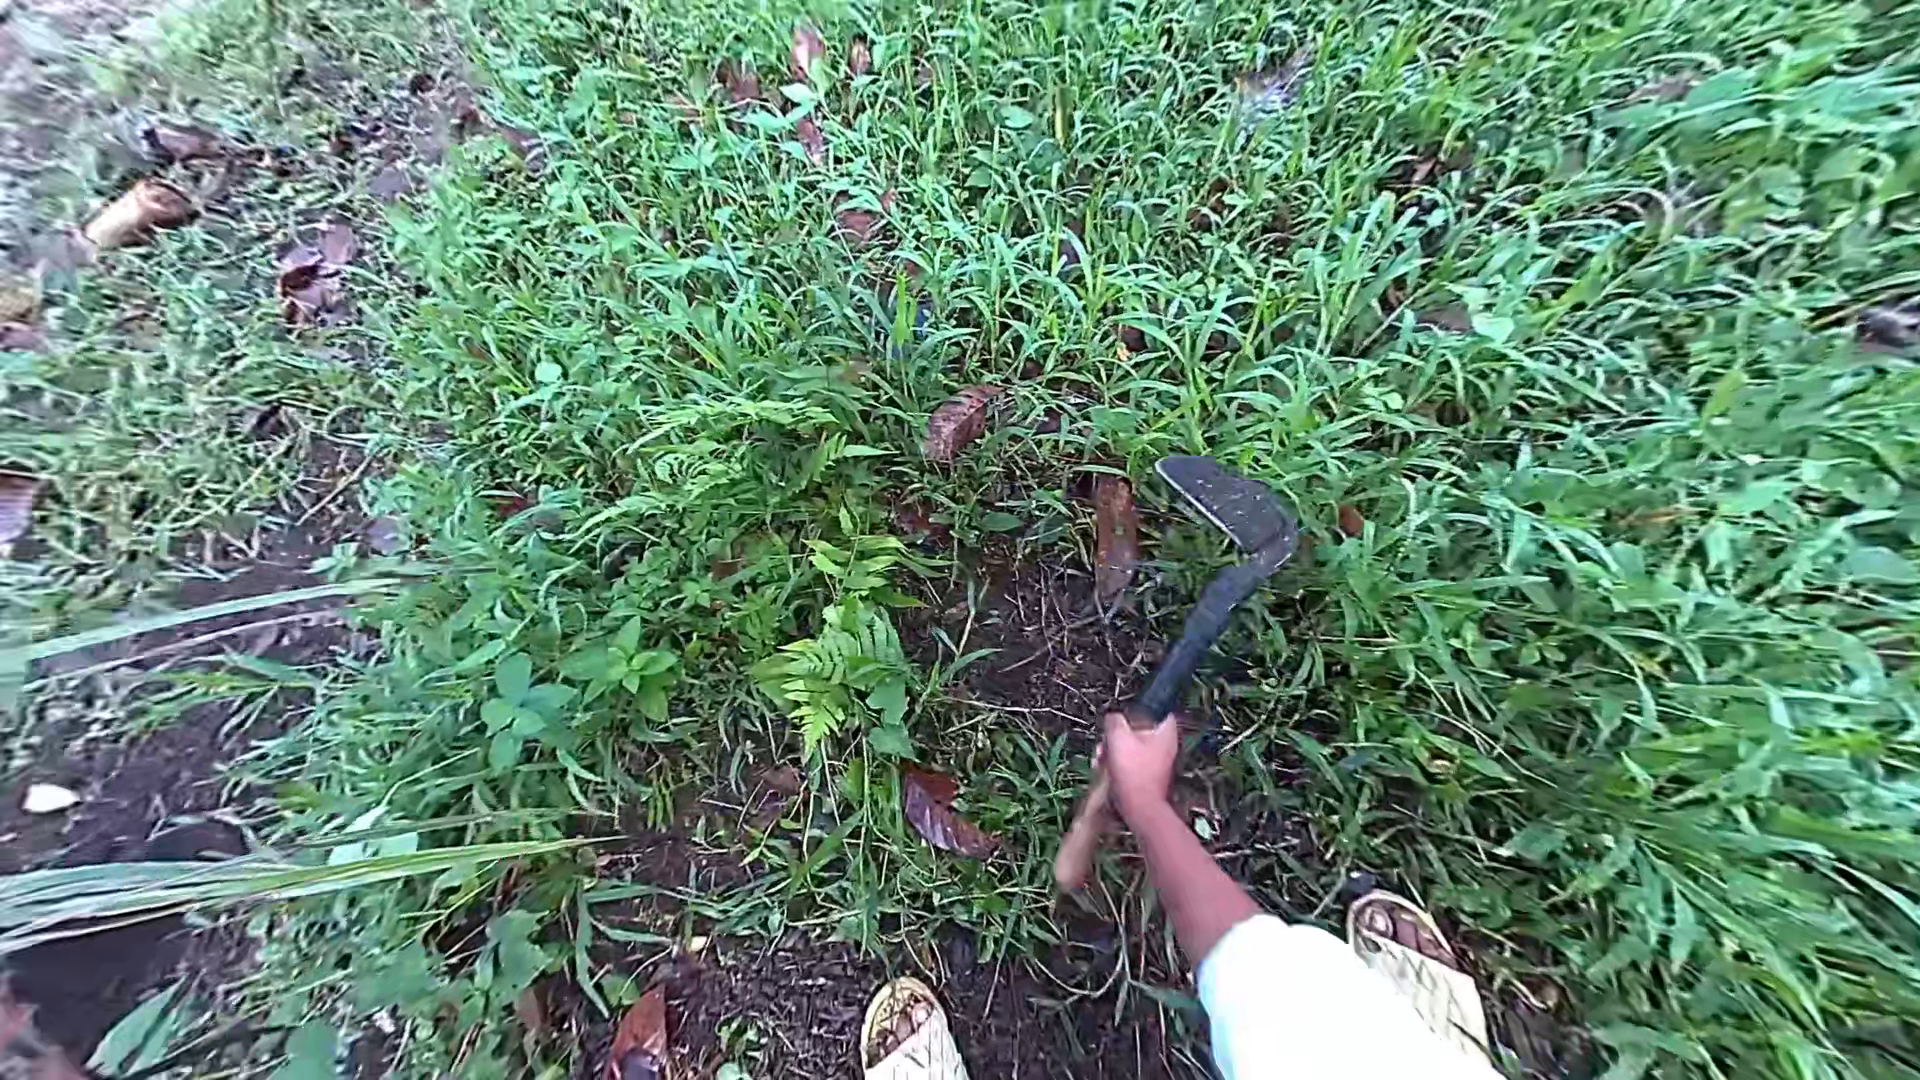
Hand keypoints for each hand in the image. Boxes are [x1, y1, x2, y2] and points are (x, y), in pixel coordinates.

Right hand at [1101, 712, 1179, 824]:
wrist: (1139, 808)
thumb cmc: (1133, 771)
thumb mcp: (1118, 736)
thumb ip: (1114, 720)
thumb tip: (1113, 718)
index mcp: (1165, 732)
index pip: (1158, 709)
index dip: (1139, 709)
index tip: (1125, 715)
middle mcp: (1165, 745)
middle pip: (1138, 728)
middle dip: (1118, 734)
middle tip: (1108, 741)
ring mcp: (1157, 761)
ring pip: (1131, 745)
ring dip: (1113, 749)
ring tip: (1102, 758)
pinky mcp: (1147, 775)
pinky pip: (1130, 761)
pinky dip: (1117, 762)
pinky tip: (1104, 769)